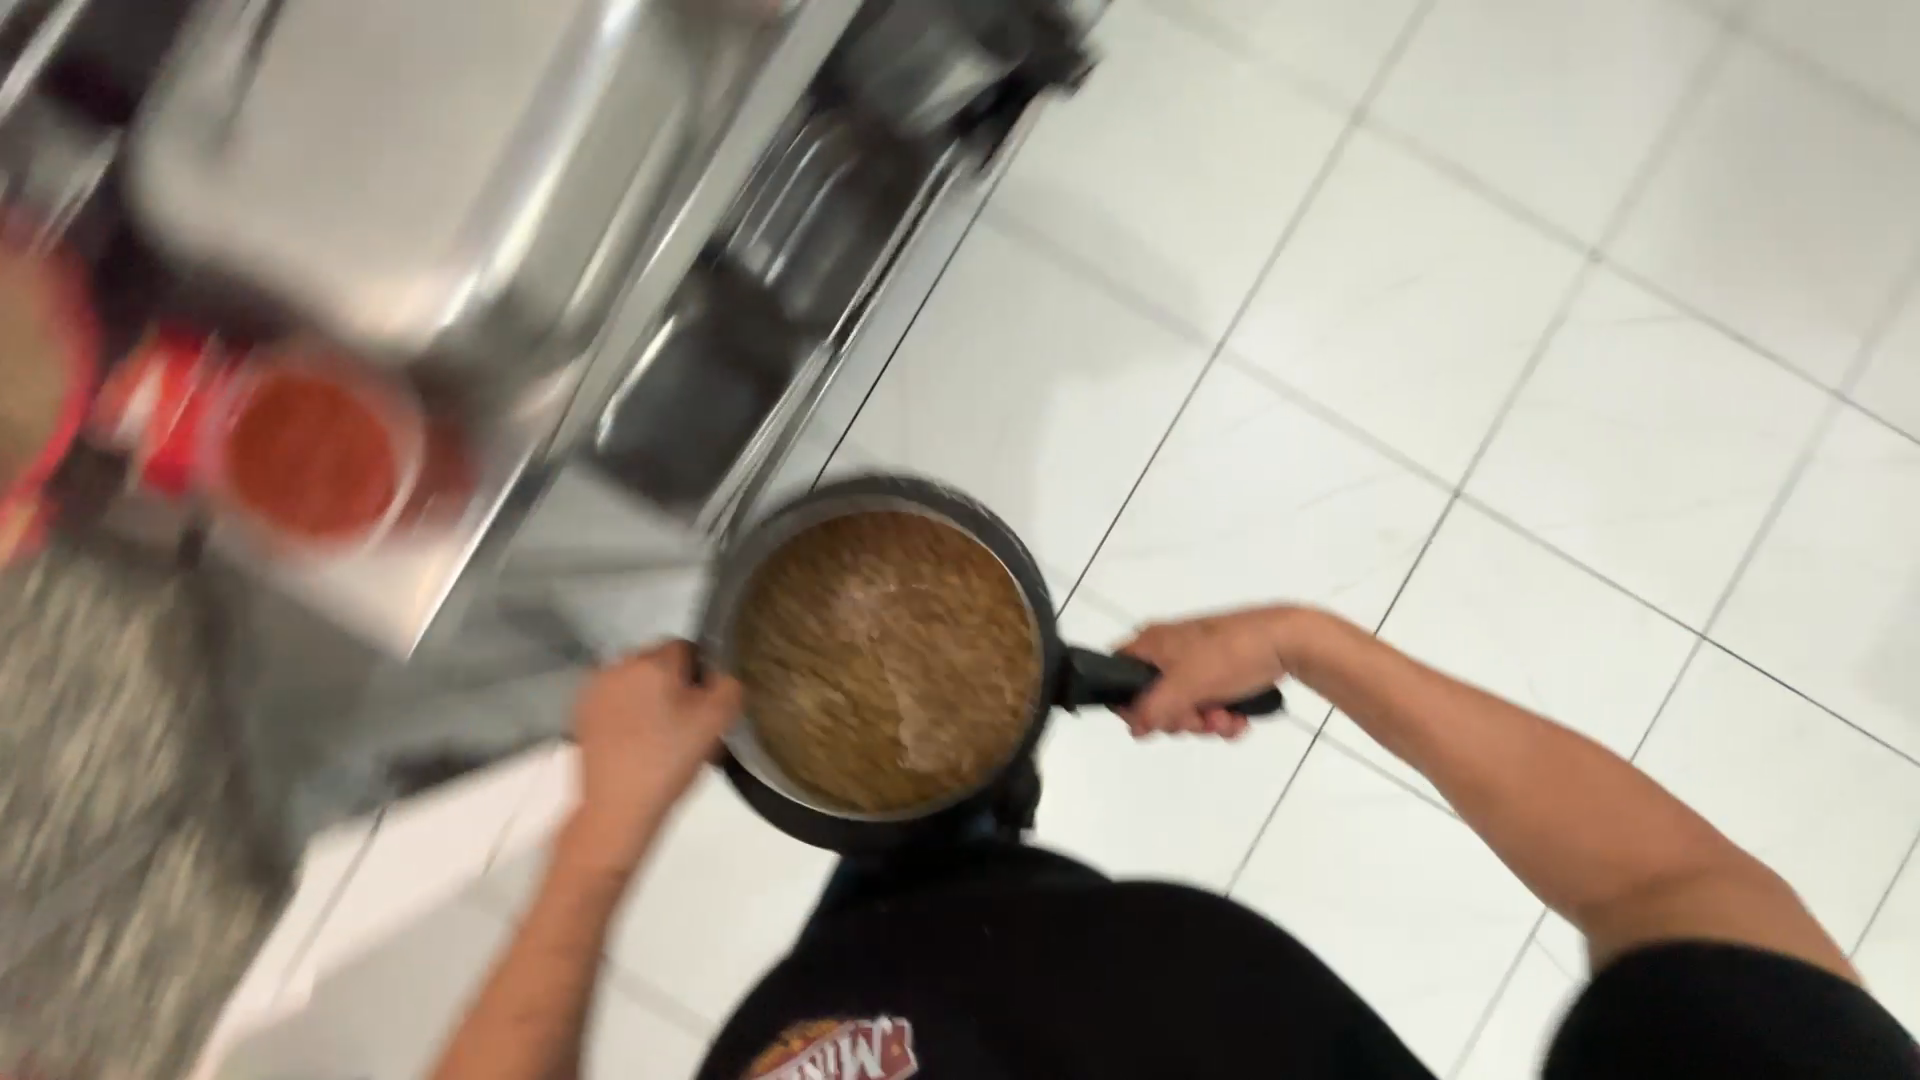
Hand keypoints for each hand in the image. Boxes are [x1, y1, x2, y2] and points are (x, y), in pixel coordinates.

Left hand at [565, 641, 741, 871]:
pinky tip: (634, 740)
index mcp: (653, 662)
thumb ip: (728, 685)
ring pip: (634, 680)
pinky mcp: (580, 713)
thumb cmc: (670, 760)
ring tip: (657, 732)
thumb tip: (719, 674)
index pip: (686, 647)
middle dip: (672, 682)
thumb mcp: (717, 722)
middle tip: (683, 720)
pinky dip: (626, 710)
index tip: (702, 704)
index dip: (700, 673)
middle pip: (657, 661)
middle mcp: (619, 665)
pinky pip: (614, 698)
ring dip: (647, 695)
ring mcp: (594, 689)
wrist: (616, 808)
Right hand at [1117, 607, 1316, 739]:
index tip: (1150, 721)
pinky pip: (1209, 702)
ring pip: (1185, 705)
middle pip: (1153, 698)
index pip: (1118, 673)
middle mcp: (1168, 650)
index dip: (1128, 702)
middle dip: (1179, 718)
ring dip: (1205, 722)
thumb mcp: (1184, 686)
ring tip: (1226, 719)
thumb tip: (1134, 729)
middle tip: (1197, 719)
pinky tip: (1239, 720)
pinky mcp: (1221, 672)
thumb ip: (1153, 710)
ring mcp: (1196, 661)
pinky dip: (1222, 716)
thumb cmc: (1228, 656)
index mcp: (1151, 643)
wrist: (1287, 639)